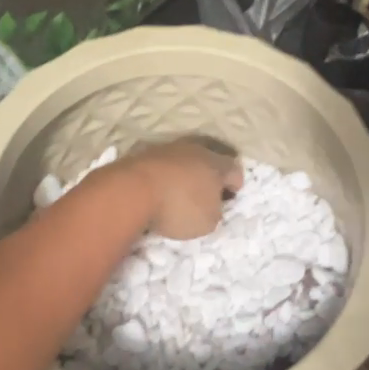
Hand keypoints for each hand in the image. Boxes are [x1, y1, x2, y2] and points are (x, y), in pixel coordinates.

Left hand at [115, 137, 243, 239]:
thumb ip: (216, 211)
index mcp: (217, 164)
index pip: (235, 170)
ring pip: (187, 156)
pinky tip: (162, 185)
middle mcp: (197, 149)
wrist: (132, 189)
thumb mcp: (208, 222)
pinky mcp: (147, 152)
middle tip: (209, 191)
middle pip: (212, 158)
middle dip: (212, 173)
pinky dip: (167, 172)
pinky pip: (166, 161)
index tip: (229, 198)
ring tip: (183, 188)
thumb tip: (212, 204)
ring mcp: (170, 147)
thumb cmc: (178, 207)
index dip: (235, 185)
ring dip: (188, 170)